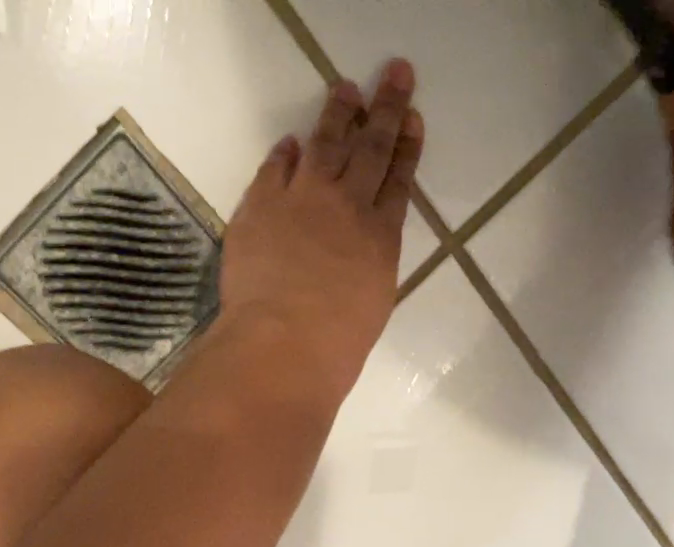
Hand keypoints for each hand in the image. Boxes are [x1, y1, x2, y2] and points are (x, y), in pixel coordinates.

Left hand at [218, 60, 423, 381]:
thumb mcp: (371, 304)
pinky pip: (274, 169)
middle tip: (393, 76)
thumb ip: (368, 266)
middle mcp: (347, 206)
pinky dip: (284, 154)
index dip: (407, 146)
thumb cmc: (335, 343)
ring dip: (336, 115)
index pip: (398, 180)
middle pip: (371, 148)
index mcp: (380, 237)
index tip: (413, 118)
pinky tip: (290, 144)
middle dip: (385, 110)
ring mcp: (302, 199)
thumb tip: (355, 251)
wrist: (283, 341)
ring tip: (344, 91)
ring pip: (325, 145)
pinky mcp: (260, 205)